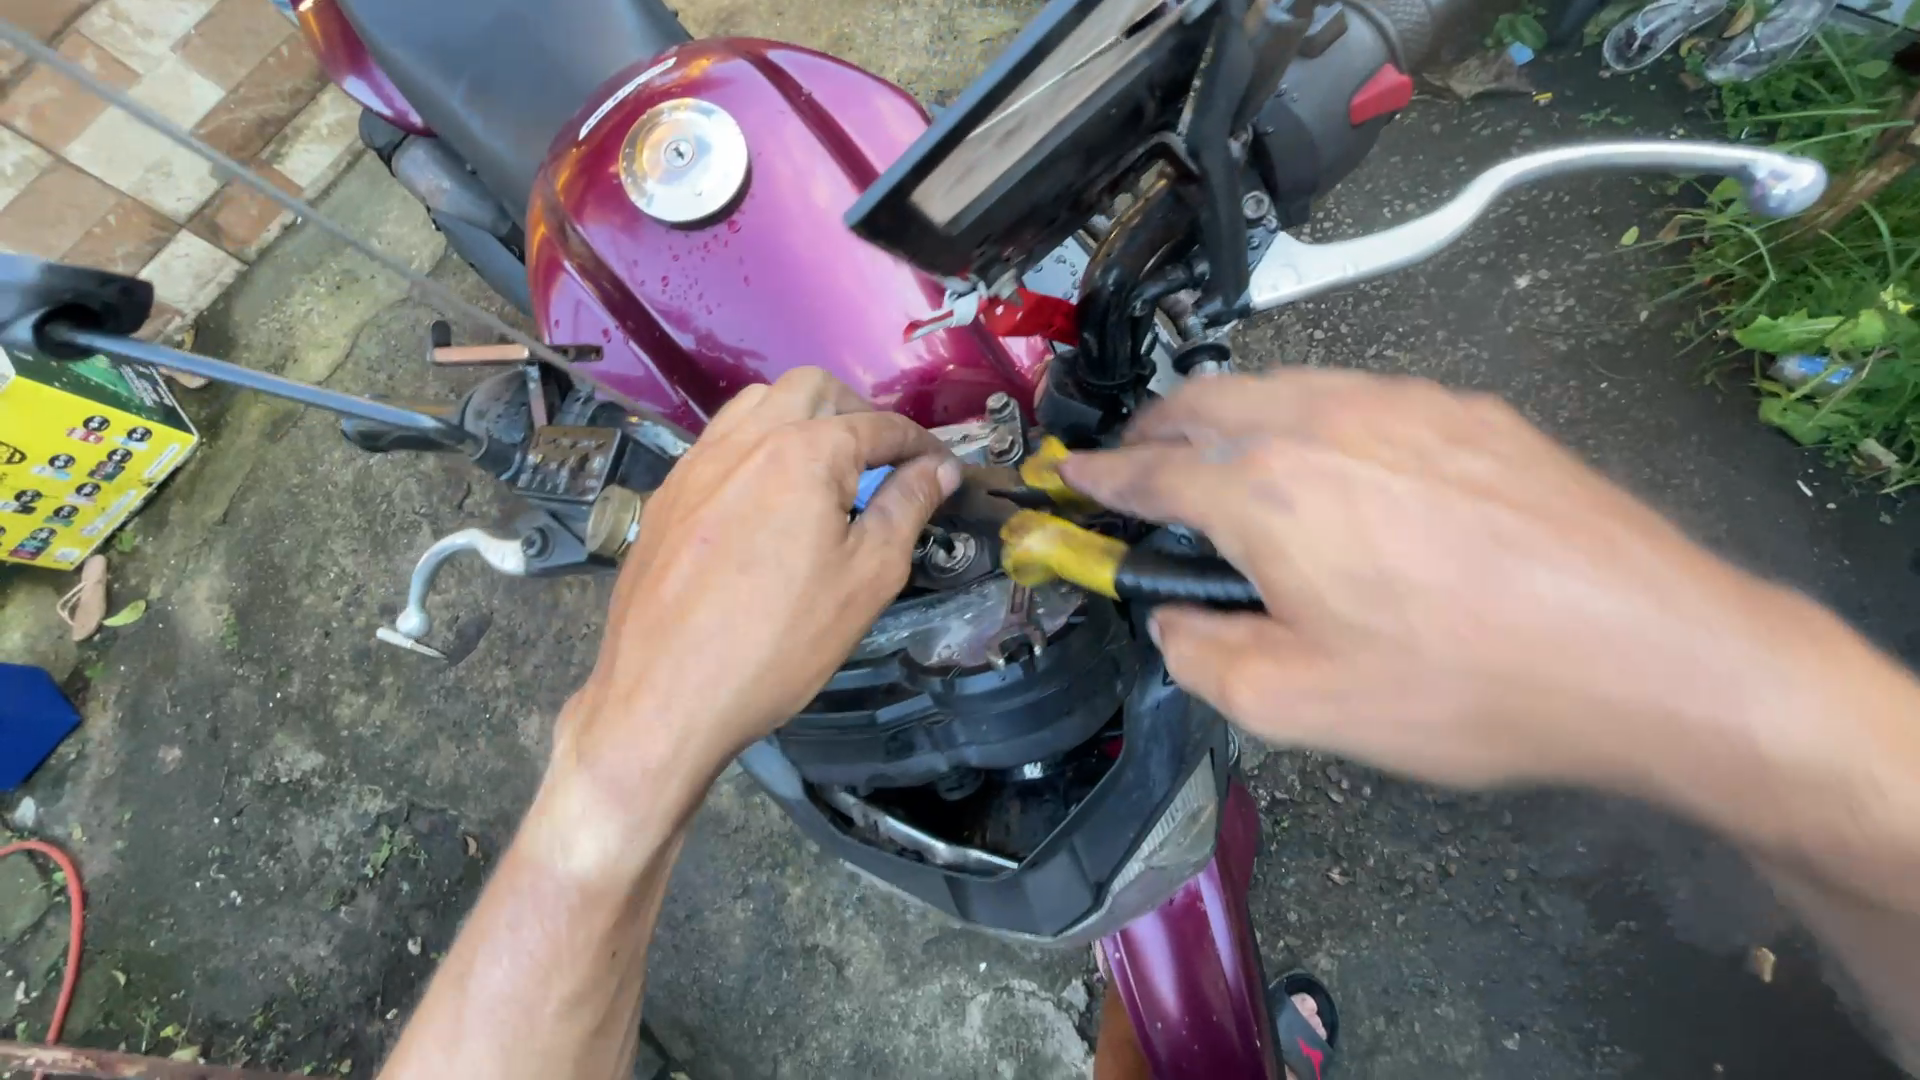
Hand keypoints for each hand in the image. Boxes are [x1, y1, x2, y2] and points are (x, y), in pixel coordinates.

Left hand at [562, 369, 958, 793]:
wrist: (664, 697)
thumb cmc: (782, 641)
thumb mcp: (867, 576)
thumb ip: (907, 507)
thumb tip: (938, 468)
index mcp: (804, 452)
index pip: (877, 425)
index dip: (919, 444)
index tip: (941, 468)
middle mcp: (746, 439)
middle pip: (812, 388)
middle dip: (858, 411)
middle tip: (881, 460)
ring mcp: (697, 463)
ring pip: (758, 404)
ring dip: (802, 417)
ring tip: (824, 469)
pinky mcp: (666, 494)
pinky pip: (720, 442)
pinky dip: (758, 446)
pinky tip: (766, 499)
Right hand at [1059, 369, 1791, 789]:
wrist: (1656, 656)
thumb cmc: (1459, 686)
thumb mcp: (1294, 706)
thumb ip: (1198, 654)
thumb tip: (1170, 615)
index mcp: (1265, 495)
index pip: (1150, 472)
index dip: (1099, 476)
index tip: (1067, 471)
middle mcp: (1318, 424)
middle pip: (1201, 402)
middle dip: (1151, 429)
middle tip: (1134, 463)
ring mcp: (1396, 402)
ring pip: (1272, 385)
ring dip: (1221, 416)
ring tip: (1218, 458)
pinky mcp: (1460, 407)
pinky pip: (1346, 393)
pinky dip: (1298, 416)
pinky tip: (1323, 461)